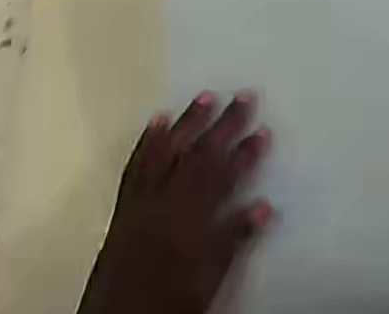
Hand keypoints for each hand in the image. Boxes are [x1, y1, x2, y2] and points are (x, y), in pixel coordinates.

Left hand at [77, 91, 272, 313]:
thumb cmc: (167, 306)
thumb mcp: (209, 280)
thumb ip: (234, 240)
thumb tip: (264, 207)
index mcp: (193, 222)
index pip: (227, 178)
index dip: (248, 153)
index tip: (264, 132)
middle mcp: (169, 204)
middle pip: (202, 156)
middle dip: (227, 124)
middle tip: (245, 97)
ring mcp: (144, 202)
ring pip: (170, 152)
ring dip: (189, 122)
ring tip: (206, 96)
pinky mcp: (124, 207)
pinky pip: (136, 168)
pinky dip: (147, 142)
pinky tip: (158, 120)